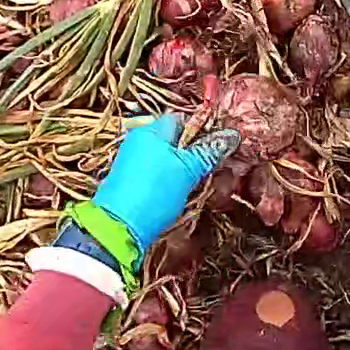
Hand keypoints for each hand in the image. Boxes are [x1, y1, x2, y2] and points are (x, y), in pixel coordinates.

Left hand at [92, 115, 238, 250]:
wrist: (118, 229)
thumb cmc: (153, 193)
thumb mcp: (188, 170)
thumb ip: (209, 151)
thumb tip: (231, 136)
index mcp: (151, 131)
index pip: (182, 119)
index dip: (202, 131)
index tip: (217, 147)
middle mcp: (139, 142)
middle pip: (176, 140)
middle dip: (196, 154)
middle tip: (213, 169)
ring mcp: (133, 162)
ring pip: (168, 159)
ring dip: (185, 171)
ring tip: (199, 185)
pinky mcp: (130, 182)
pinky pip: (158, 174)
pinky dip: (171, 182)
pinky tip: (181, 195)